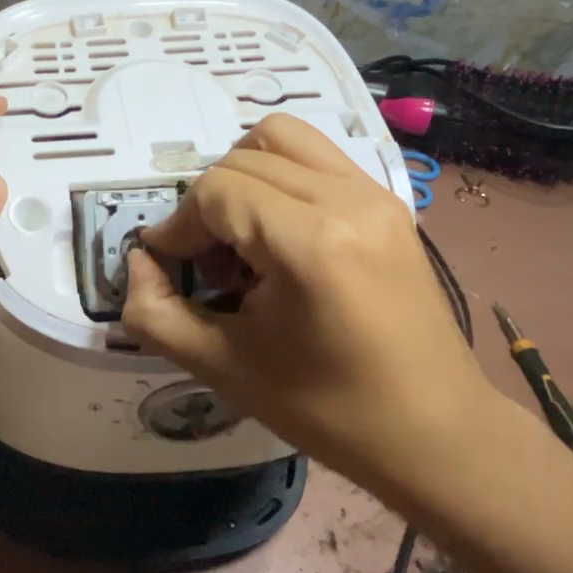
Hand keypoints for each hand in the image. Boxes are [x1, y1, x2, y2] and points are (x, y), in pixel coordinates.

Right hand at [121, 115, 493, 481]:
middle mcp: (347, 199)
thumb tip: (137, 262)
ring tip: (245, 237)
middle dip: (207, 207)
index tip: (170, 269)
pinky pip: (316, 156)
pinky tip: (280, 235)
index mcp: (310, 241)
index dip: (179, 227)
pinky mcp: (389, 201)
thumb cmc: (329, 410)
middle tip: (211, 266)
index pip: (214, 192)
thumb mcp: (223, 368)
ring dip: (242, 177)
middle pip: (241, 160)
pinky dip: (280, 177)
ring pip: (280, 139)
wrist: (436, 433)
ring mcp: (375, 194)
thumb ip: (156, 313)